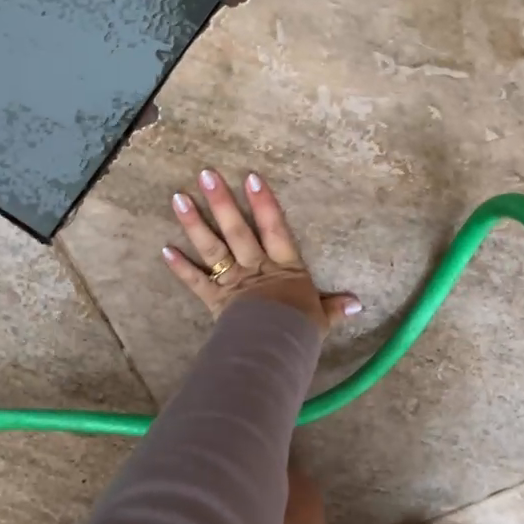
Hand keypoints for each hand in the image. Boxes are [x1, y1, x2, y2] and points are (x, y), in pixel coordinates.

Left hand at [162, 169, 360, 334]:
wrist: (275, 349)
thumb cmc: (299, 331)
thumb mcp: (321, 317)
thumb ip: (334, 307)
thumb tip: (358, 303)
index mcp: (284, 267)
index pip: (275, 228)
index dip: (264, 203)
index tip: (251, 177)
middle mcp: (256, 268)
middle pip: (238, 231)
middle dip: (222, 202)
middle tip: (206, 174)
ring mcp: (233, 282)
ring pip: (213, 249)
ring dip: (195, 224)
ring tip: (178, 198)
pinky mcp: (215, 300)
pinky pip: (196, 282)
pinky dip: (180, 267)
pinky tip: (165, 249)